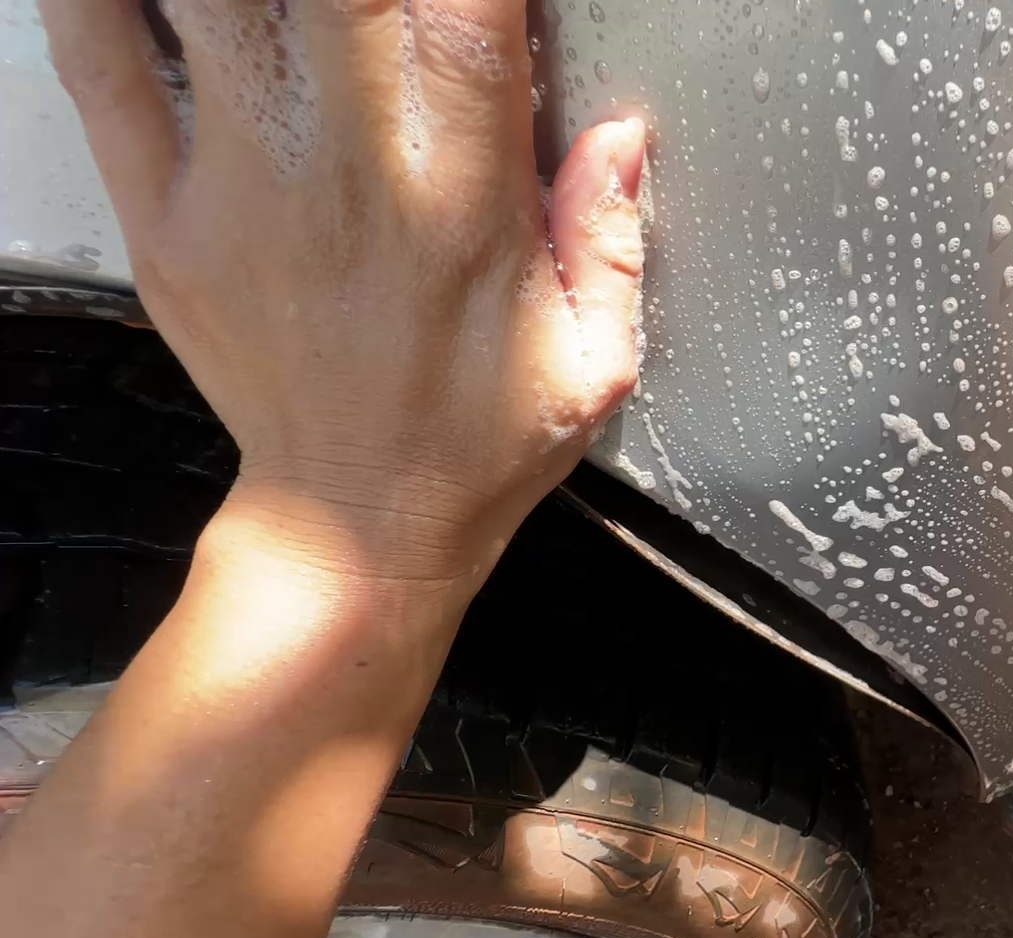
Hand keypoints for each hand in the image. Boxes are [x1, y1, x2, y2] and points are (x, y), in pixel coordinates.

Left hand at [46, 0, 648, 588]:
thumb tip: (620, 143)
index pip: (467, 37)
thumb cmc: (486, 442)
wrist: (363, 513)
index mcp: (464, 221)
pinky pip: (95, 50)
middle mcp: (349, 185)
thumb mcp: (596, 364)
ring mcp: (237, 188)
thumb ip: (610, 245)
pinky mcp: (164, 211)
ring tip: (323, 6)